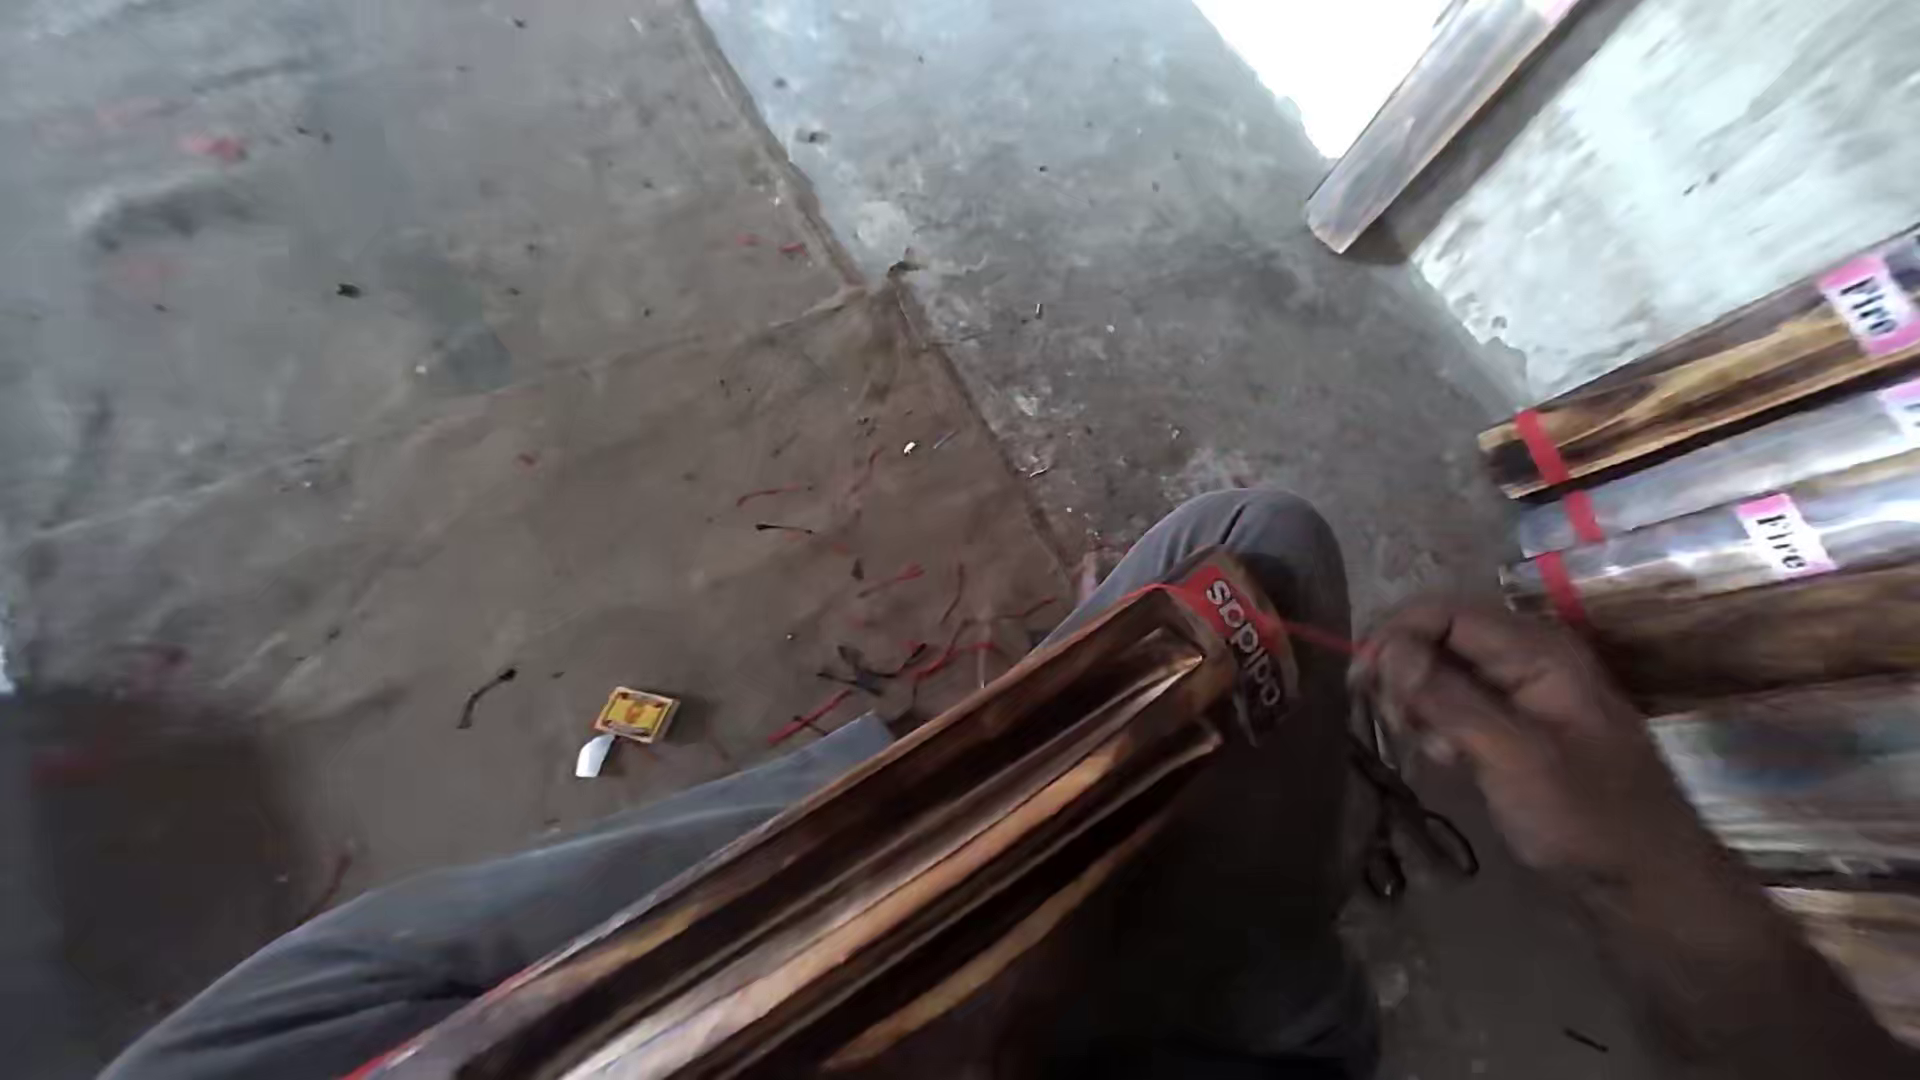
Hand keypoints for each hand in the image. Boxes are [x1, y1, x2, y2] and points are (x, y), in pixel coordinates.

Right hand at [1353, 602, 1714, 881]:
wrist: (1645, 888)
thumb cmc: (1589, 819)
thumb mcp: (1513, 756)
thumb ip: (1446, 697)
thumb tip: (1384, 648)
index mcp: (1538, 650)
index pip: (1440, 612)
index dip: (1393, 637)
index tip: (1362, 682)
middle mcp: (1520, 655)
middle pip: (1428, 635)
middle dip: (1397, 673)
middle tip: (1394, 721)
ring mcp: (1509, 685)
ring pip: (1426, 666)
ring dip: (1408, 700)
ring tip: (1424, 745)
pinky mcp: (1497, 714)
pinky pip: (1439, 695)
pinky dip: (1425, 719)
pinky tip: (1440, 754)